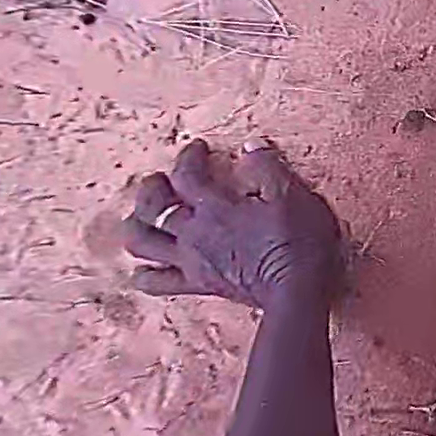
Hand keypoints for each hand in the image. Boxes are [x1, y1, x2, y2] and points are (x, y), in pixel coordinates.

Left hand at [122, 139, 342, 312]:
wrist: (297, 289)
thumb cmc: (299, 242)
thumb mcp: (294, 196)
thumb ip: (269, 168)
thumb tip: (251, 146)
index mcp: (217, 208)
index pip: (188, 176)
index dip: (189, 158)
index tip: (198, 148)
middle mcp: (195, 233)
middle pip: (153, 208)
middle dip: (152, 189)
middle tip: (159, 181)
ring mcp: (193, 261)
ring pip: (143, 242)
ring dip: (136, 226)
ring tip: (141, 217)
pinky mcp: (200, 284)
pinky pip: (157, 283)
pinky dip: (144, 275)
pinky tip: (144, 269)